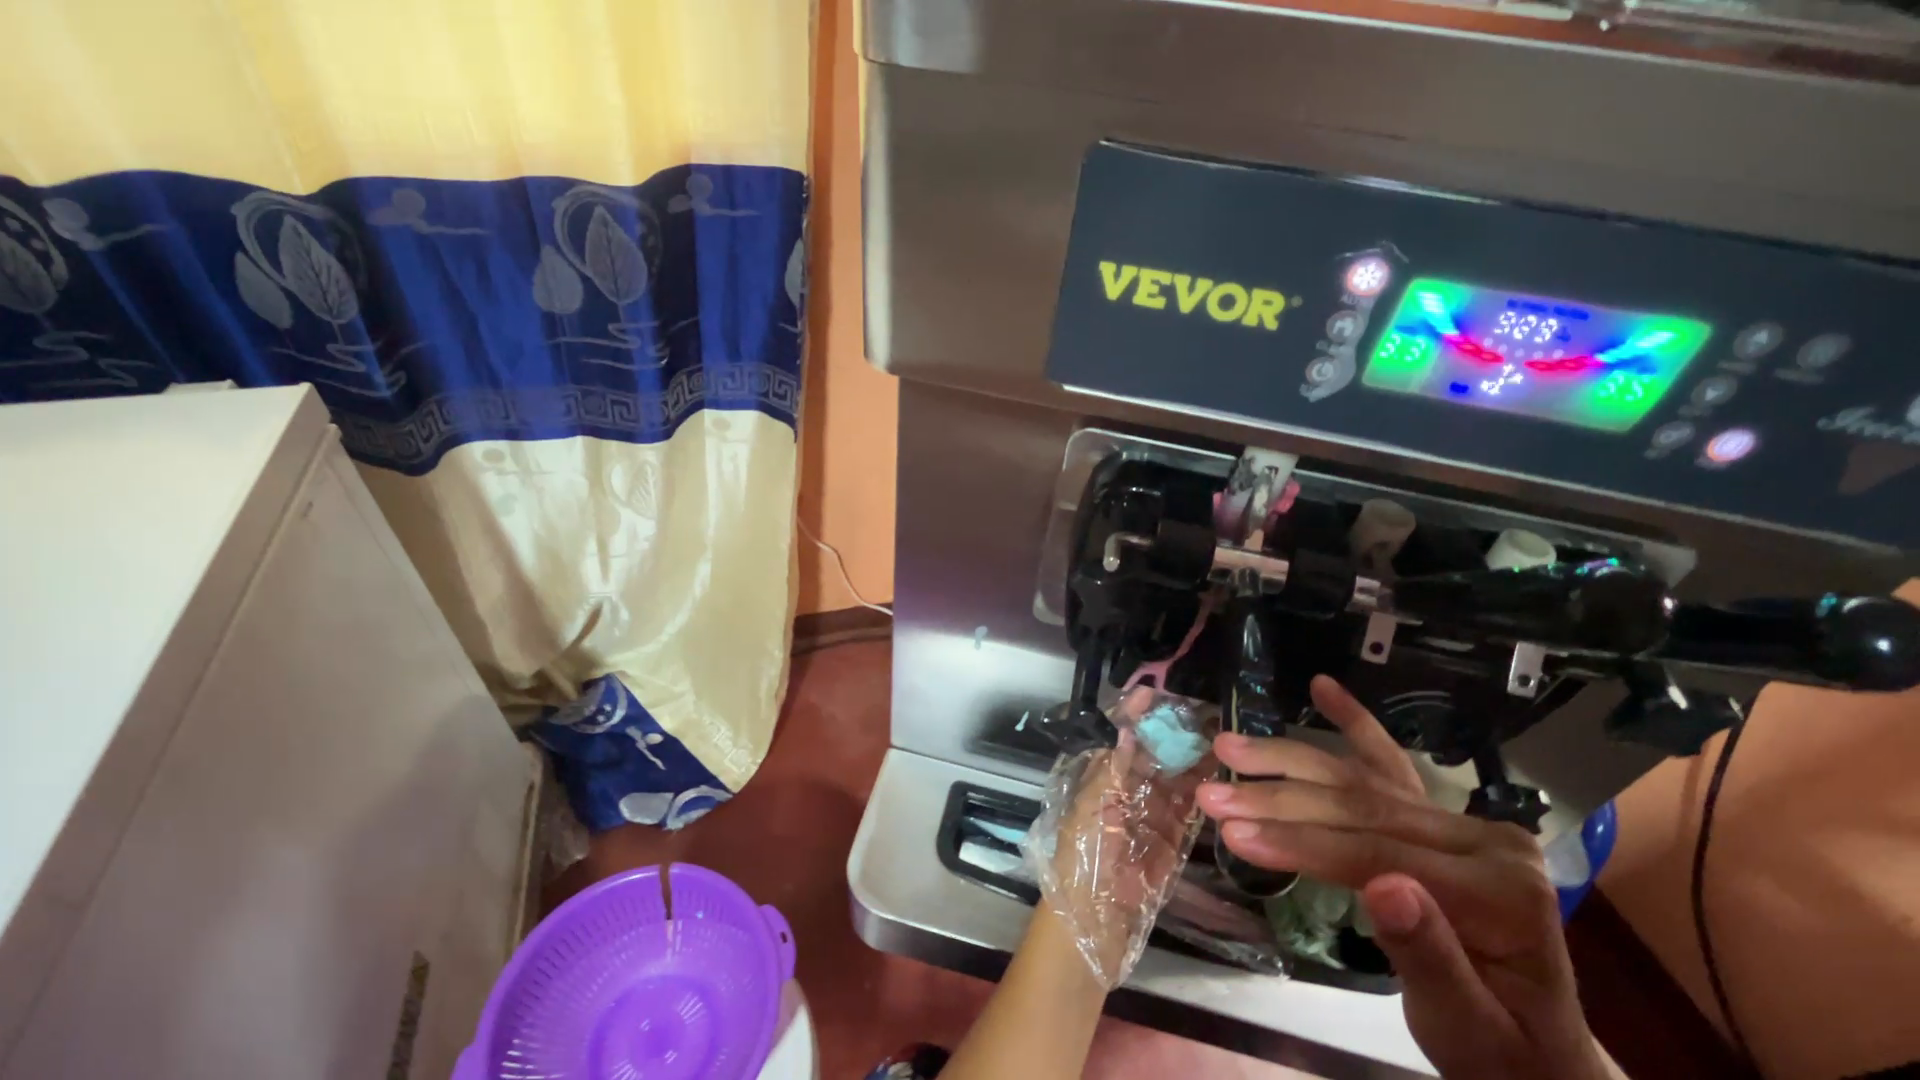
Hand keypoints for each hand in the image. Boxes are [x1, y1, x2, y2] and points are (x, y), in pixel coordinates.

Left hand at [1042, 729, 1208, 984]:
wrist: (1088, 930)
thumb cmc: (1080, 864)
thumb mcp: (1088, 812)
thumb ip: (1109, 772)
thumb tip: (1124, 730)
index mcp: (1096, 787)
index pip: (1117, 743)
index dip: (1132, 717)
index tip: (1154, 691)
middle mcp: (1122, 801)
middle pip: (1150, 762)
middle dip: (1170, 737)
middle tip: (1201, 711)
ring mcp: (1146, 825)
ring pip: (1172, 786)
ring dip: (1192, 763)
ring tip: (1219, 736)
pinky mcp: (1168, 851)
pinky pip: (1186, 818)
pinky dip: (1201, 797)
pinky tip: (1221, 777)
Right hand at [1196, 675, 1610, 1079]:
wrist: (1534, 1052)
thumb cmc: (1495, 1049)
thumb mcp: (1464, 1025)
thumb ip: (1430, 954)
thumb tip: (1384, 887)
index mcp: (1499, 890)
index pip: (1379, 853)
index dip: (1302, 843)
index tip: (1233, 833)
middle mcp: (1485, 840)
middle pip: (1365, 808)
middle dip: (1280, 800)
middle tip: (1211, 791)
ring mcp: (1463, 824)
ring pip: (1364, 781)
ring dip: (1291, 761)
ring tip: (1230, 745)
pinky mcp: (1441, 822)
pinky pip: (1391, 768)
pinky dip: (1354, 725)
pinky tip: (1325, 689)